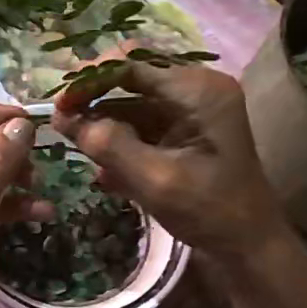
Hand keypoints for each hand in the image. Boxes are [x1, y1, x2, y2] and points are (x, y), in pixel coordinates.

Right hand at [52, 60, 291, 266]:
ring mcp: (187, 108)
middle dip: (92, 97)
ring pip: (128, 99)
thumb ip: (110, 146)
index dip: (90, 79)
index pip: (131, 63)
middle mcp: (194, 88)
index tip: (60, 105)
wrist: (246, 244)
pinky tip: (101, 167)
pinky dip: (114, 137)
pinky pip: (136, 120)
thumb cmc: (209, 210)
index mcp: (197, 90)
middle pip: (128, 76)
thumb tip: (64, 120)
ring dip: (99, 120)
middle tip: (61, 121)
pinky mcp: (179, 128)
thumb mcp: (156, 180)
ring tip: (74, 143)